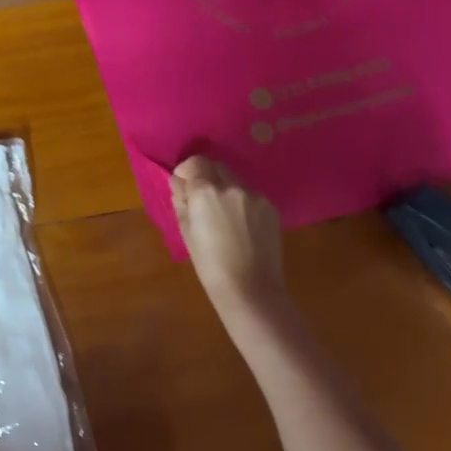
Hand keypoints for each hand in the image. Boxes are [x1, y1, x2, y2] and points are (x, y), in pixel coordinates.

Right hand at [171, 155, 286, 313]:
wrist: (250, 288)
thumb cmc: (209, 264)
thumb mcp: (185, 230)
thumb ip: (182, 201)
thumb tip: (180, 184)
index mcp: (206, 192)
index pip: (195, 163)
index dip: (186, 171)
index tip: (182, 186)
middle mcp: (232, 187)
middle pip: (216, 166)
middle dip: (205, 176)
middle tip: (200, 198)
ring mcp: (255, 196)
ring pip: (234, 179)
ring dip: (223, 187)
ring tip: (221, 214)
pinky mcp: (271, 208)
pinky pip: (249, 195)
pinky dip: (240, 201)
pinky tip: (239, 224)